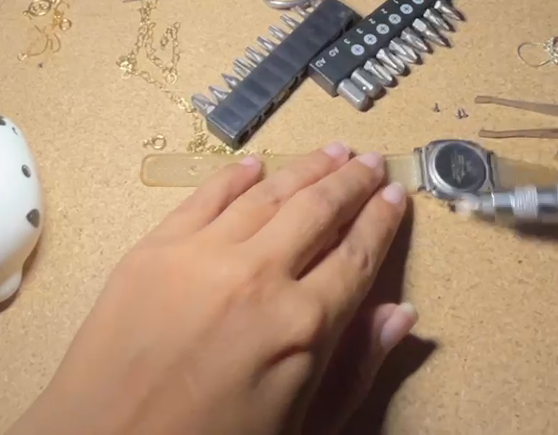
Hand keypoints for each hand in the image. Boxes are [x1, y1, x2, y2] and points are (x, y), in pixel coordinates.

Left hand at [9, 143, 415, 434]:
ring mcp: (204, 254)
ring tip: (331, 150)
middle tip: (370, 161)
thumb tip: (400, 312)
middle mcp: (258, 275)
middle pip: (319, 209)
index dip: (381, 220)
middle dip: (352, 181)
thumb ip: (356, 368)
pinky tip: (256, 163)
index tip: (397, 195)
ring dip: (306, 167)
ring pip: (268, 192)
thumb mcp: (304, 429)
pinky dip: (235, 175)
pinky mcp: (157, 246)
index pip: (357, 254)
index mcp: (302, 326)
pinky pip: (206, 195)